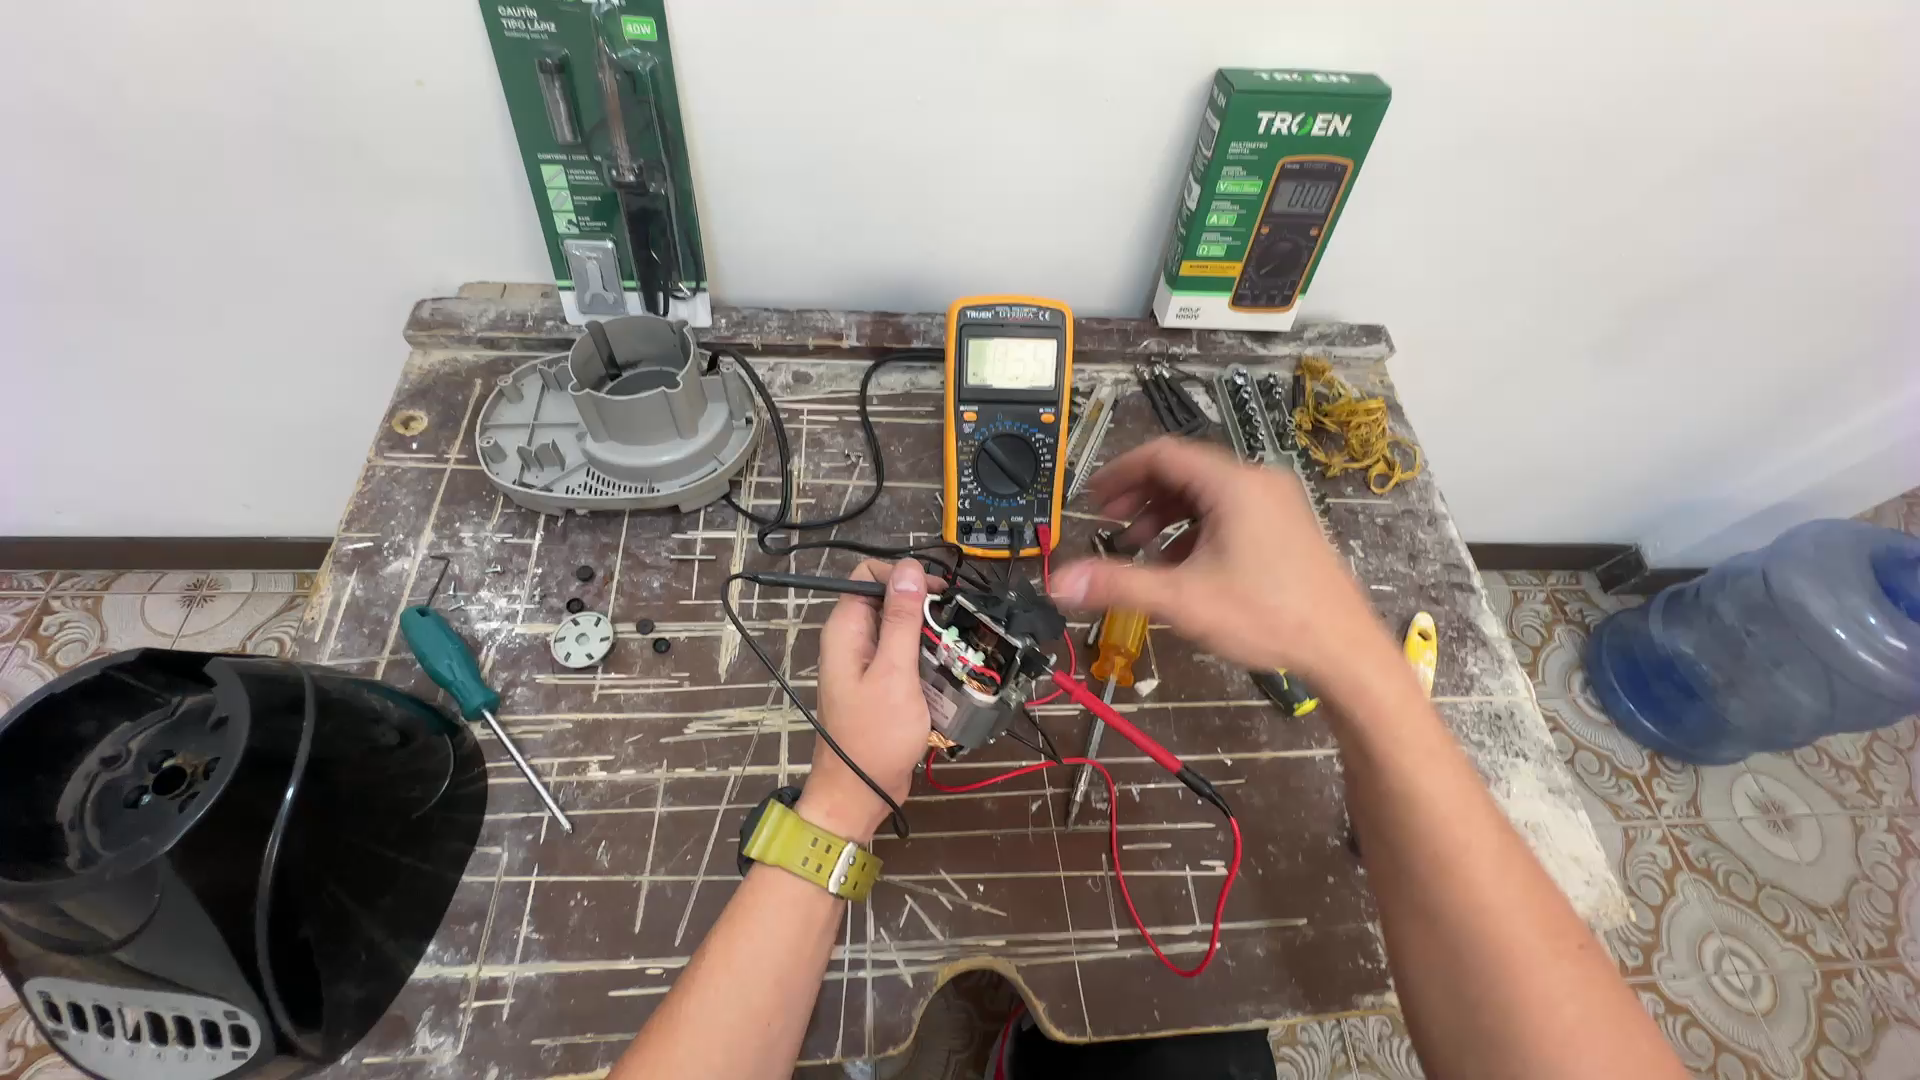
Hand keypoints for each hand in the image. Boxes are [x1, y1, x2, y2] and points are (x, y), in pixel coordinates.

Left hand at [801, 559, 931, 842]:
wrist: (861, 793)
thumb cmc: (875, 734)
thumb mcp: (894, 672)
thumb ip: (902, 619)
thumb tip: (908, 568)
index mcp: (847, 628)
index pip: (868, 575)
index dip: (904, 576)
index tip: (939, 594)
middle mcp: (853, 638)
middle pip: (890, 600)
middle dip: (924, 608)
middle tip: (955, 626)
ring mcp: (866, 662)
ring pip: (902, 628)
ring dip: (929, 635)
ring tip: (957, 649)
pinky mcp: (881, 682)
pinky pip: (905, 655)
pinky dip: (926, 658)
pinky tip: (948, 671)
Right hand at [1046, 436, 1397, 689]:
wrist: (1344, 650)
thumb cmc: (1268, 616)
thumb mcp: (1183, 599)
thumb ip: (1118, 585)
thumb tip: (1059, 583)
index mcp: (1233, 485)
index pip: (1163, 454)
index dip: (1120, 472)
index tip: (1092, 495)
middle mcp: (1257, 482)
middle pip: (1183, 472)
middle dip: (1139, 497)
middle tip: (1108, 522)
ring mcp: (1275, 503)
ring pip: (1204, 494)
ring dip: (1164, 515)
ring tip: (1138, 548)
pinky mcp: (1283, 526)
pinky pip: (1226, 512)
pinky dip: (1193, 529)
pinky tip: (1178, 564)